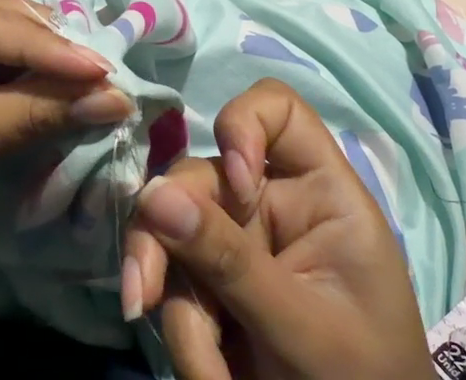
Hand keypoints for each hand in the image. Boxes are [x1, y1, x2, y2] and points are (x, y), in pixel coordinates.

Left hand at [0, 0, 134, 244]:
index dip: (42, 46)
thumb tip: (113, 97)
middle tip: (104, 75)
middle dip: (48, 43)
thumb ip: (33, 114)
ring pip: (0, 14)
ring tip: (90, 74)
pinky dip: (30, 52)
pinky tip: (62, 71)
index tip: (102, 70)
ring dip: (45, 45)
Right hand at [121, 79, 430, 379]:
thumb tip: (151, 194)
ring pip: (170, 233)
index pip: (277, 112)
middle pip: (199, 179)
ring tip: (206, 372)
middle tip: (144, 297)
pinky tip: (204, 371)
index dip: (242, 124)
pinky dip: (178, 330)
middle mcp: (271, 207)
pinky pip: (170, 280)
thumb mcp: (304, 326)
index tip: (237, 182)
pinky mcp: (210, 286)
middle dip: (167, 239)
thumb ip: (230, 262)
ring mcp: (236, 245)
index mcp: (321, 197)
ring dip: (174, 305)